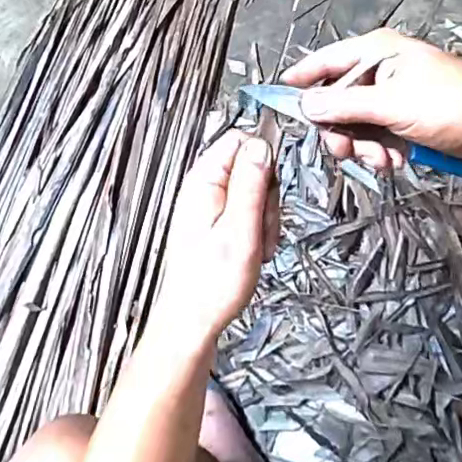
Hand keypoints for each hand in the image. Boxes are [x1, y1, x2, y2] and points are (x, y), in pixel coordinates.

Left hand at [150, 132, 278, 343]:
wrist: (194, 322)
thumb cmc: (210, 285)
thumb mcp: (240, 229)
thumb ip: (252, 184)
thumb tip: (262, 145)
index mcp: (203, 180)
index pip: (241, 139)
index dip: (263, 162)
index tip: (267, 193)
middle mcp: (203, 186)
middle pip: (252, 164)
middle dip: (267, 196)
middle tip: (260, 225)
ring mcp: (209, 203)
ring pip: (255, 188)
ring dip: (265, 215)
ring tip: (256, 242)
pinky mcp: (216, 219)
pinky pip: (249, 208)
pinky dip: (258, 227)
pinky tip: (252, 247)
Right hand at [279, 28, 461, 170]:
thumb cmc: (449, 106)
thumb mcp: (391, 105)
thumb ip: (344, 105)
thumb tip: (304, 106)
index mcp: (378, 50)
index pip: (327, 60)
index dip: (303, 78)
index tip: (280, 97)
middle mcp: (382, 67)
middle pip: (339, 98)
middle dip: (341, 129)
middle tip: (345, 151)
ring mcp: (394, 93)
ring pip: (357, 121)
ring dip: (363, 145)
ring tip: (382, 160)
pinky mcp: (406, 116)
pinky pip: (377, 132)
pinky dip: (380, 149)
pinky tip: (395, 160)